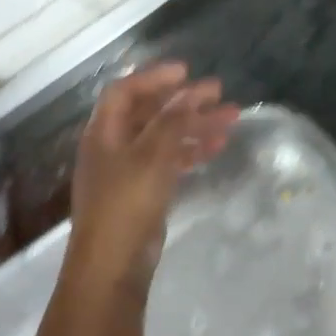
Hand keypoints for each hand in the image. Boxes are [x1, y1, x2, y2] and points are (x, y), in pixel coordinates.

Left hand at [68, 63, 238, 283]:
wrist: (113, 263)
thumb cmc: (127, 203)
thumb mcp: (153, 155)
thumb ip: (173, 120)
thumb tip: (191, 92)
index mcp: (104, 132)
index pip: (126, 91)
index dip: (155, 77)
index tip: (188, 71)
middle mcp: (113, 146)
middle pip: (150, 112)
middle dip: (185, 101)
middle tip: (220, 95)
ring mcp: (128, 170)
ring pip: (165, 136)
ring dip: (195, 125)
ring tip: (230, 121)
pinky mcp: (143, 191)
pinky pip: (169, 160)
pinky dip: (191, 150)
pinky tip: (215, 149)